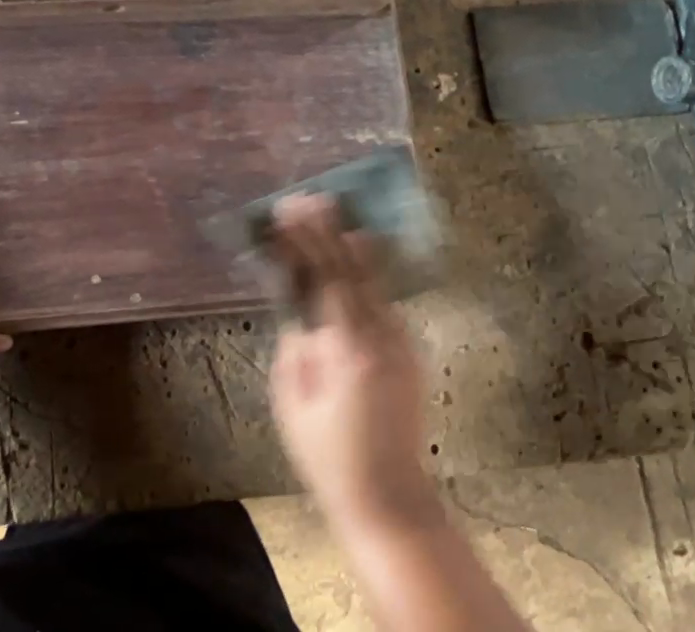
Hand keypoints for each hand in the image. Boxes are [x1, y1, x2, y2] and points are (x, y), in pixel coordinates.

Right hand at [268, 196, 436, 531]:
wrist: (387, 496)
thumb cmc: (326, 454)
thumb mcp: (292, 398)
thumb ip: (296, 345)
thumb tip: (298, 307)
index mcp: (348, 348)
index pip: (325, 277)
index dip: (306, 240)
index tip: (285, 210)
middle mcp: (382, 337)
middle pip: (354, 269)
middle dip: (329, 231)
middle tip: (308, 197)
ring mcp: (401, 344)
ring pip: (373, 283)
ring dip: (348, 248)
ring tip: (330, 216)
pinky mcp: (408, 355)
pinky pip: (381, 303)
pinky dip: (361, 277)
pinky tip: (349, 260)